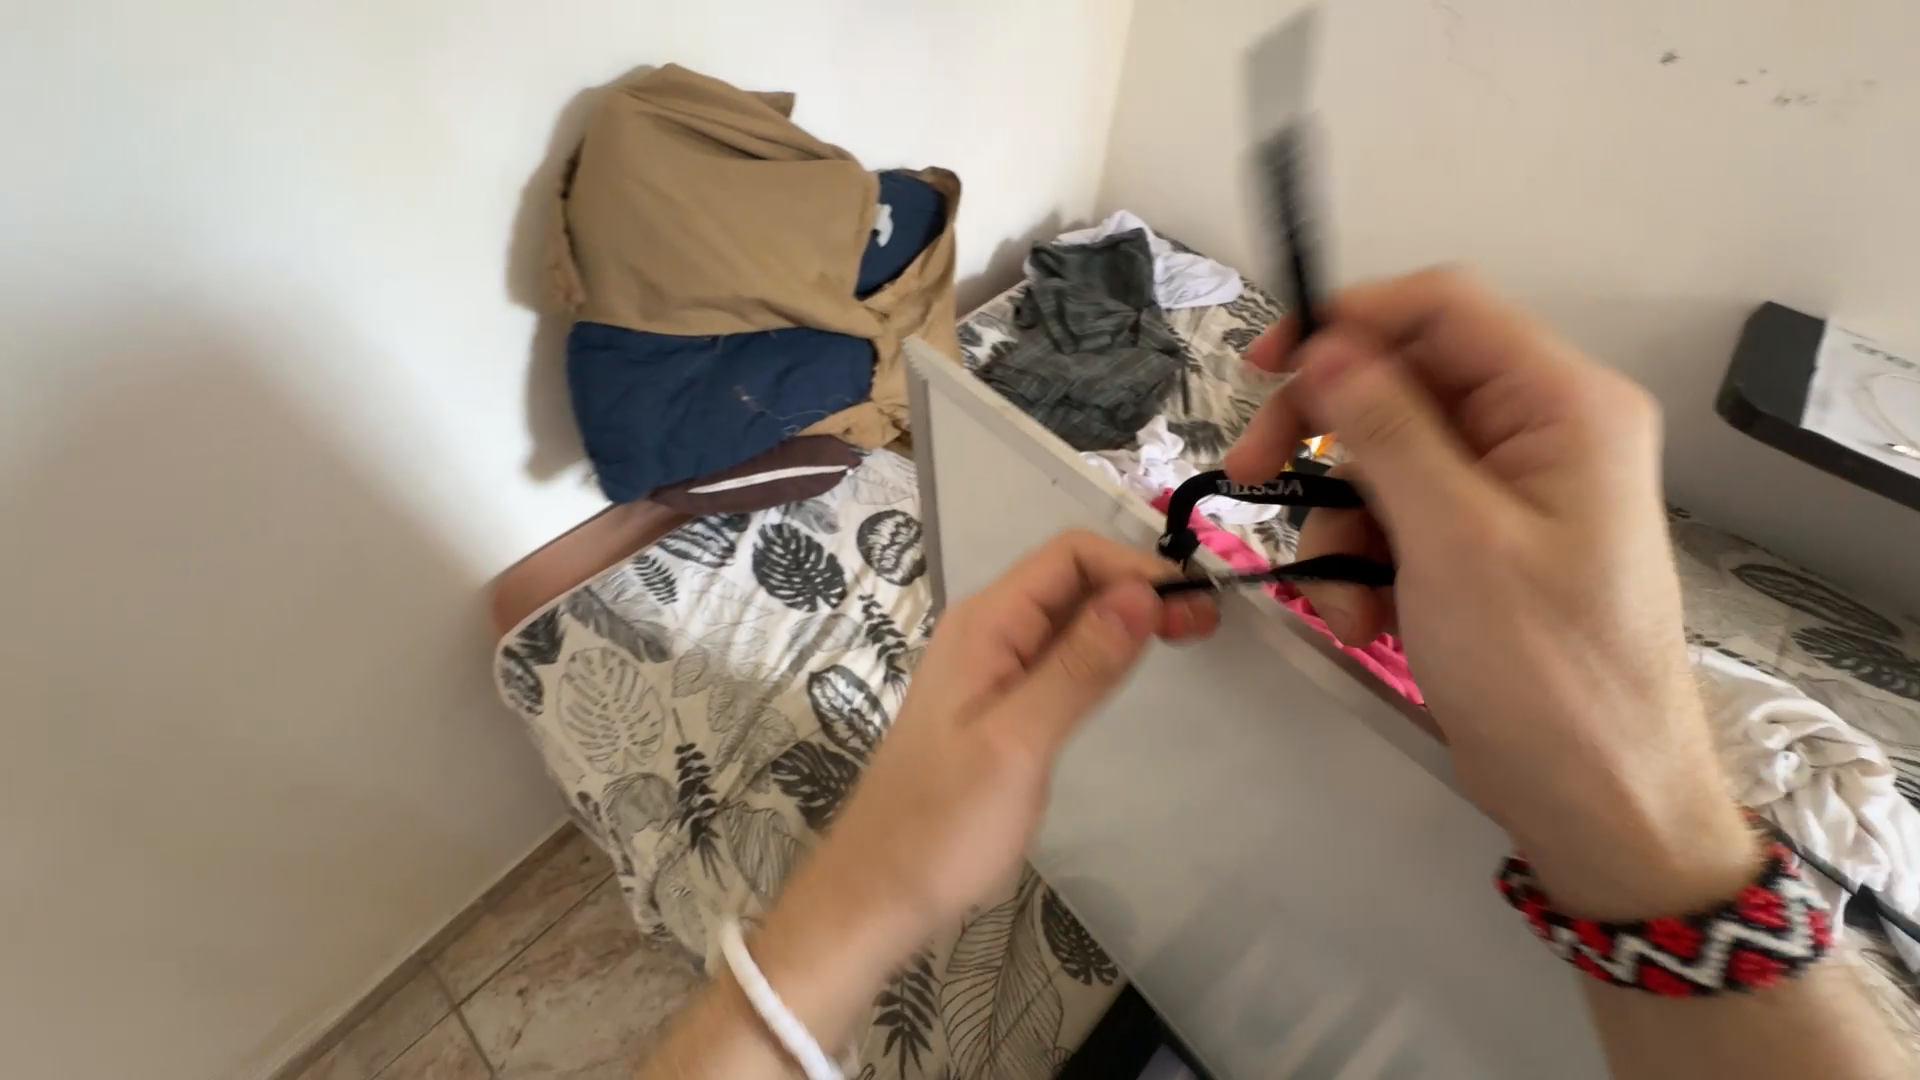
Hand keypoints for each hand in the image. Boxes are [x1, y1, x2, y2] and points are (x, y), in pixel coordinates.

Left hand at [742, 532, 1214, 1042]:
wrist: (880, 887)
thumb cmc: (944, 821)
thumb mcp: (1019, 741)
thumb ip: (1079, 665)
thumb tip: (1141, 593)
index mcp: (985, 623)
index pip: (1069, 557)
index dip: (1135, 567)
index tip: (1192, 605)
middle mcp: (985, 629)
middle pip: (1070, 579)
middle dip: (1137, 588)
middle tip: (1203, 624)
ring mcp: (989, 663)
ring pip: (1066, 615)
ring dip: (1125, 617)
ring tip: (1185, 639)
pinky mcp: (997, 697)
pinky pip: (1055, 652)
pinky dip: (1100, 649)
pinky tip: (1129, 667)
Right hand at [1225, 267, 1755, 919]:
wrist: (1588, 793)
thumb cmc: (1541, 666)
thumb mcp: (1453, 539)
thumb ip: (1389, 431)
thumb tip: (1327, 347)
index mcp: (1556, 405)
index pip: (1439, 310)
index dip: (1344, 320)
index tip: (1261, 365)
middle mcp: (1528, 431)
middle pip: (1392, 385)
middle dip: (1317, 435)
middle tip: (1249, 474)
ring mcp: (1493, 490)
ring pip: (1372, 460)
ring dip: (1334, 524)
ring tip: (1345, 600)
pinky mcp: (1463, 540)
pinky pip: (1381, 517)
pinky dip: (1354, 562)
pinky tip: (1366, 617)